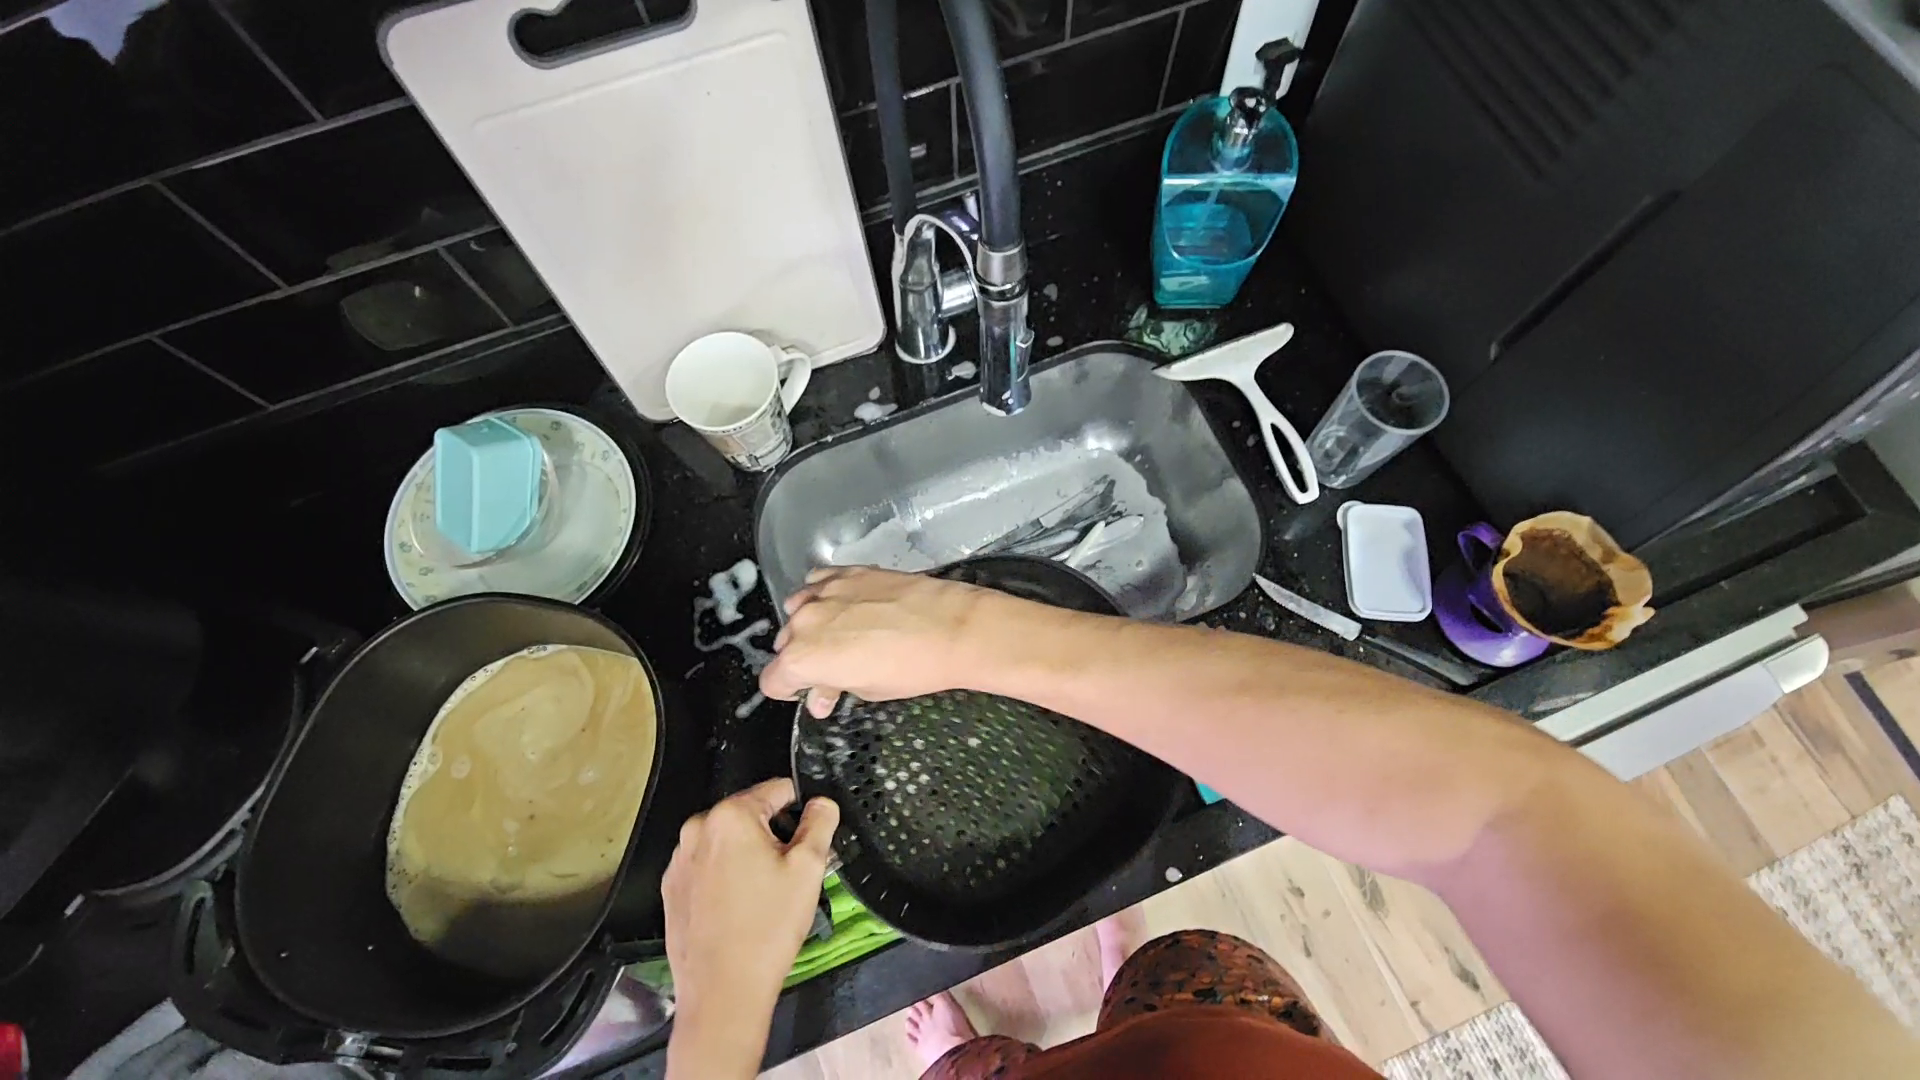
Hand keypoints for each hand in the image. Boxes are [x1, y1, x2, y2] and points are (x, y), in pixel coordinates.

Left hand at [663, 778, 837, 1079]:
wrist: (722, 993)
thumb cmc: (768, 927)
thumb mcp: (809, 868)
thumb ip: (820, 823)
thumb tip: (822, 802)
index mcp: (730, 815)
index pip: (778, 789)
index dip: (801, 811)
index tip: (809, 841)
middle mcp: (697, 829)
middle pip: (751, 815)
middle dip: (774, 836)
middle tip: (790, 874)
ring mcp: (679, 860)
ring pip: (729, 843)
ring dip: (749, 856)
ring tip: (765, 896)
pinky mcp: (672, 889)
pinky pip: (708, 867)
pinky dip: (726, 877)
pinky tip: (739, 909)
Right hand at [760, 566, 1001, 716]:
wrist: (952, 628)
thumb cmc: (912, 667)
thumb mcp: (868, 690)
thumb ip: (833, 689)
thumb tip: (820, 697)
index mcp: (802, 658)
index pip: (772, 680)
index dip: (789, 690)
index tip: (807, 692)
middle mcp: (804, 621)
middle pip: (785, 643)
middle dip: (803, 658)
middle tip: (834, 669)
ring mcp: (825, 592)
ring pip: (799, 609)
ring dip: (811, 624)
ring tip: (842, 635)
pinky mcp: (848, 572)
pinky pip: (819, 581)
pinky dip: (824, 595)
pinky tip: (844, 604)